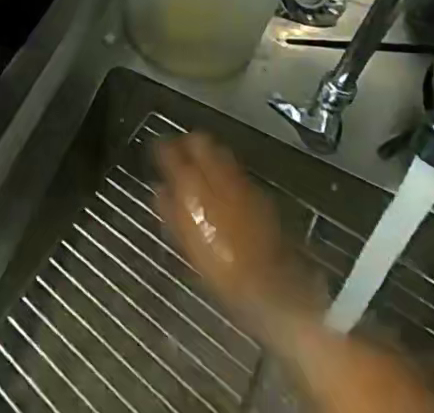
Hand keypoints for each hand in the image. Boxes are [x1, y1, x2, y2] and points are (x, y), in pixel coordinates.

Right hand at [153, 132, 320, 331]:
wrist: (276, 291)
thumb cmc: (223, 273)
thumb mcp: (188, 244)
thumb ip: (170, 211)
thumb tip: (159, 189)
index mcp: (194, 190)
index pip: (172, 153)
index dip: (163, 147)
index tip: (157, 148)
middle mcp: (219, 179)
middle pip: (201, 142)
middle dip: (188, 143)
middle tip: (180, 150)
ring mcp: (243, 185)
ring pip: (221, 152)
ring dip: (209, 152)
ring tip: (200, 162)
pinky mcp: (261, 195)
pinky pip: (236, 170)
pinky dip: (226, 169)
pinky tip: (223, 182)